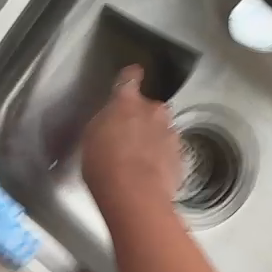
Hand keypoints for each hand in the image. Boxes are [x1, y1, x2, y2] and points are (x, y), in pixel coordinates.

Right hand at [81, 66, 181, 207]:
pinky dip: (162, 160)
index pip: (130, 78)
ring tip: (138, 162)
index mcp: (126, 102)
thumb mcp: (91, 139)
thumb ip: (105, 122)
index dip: (131, 76)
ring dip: (153, 140)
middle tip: (129, 138)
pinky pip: (169, 153)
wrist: (135, 196)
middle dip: (142, 118)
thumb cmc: (105, 167)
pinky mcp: (180, 157)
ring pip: (162, 131)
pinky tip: (149, 176)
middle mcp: (153, 112)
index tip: (134, 74)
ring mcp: (170, 134)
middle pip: (150, 108)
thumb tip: (111, 122)